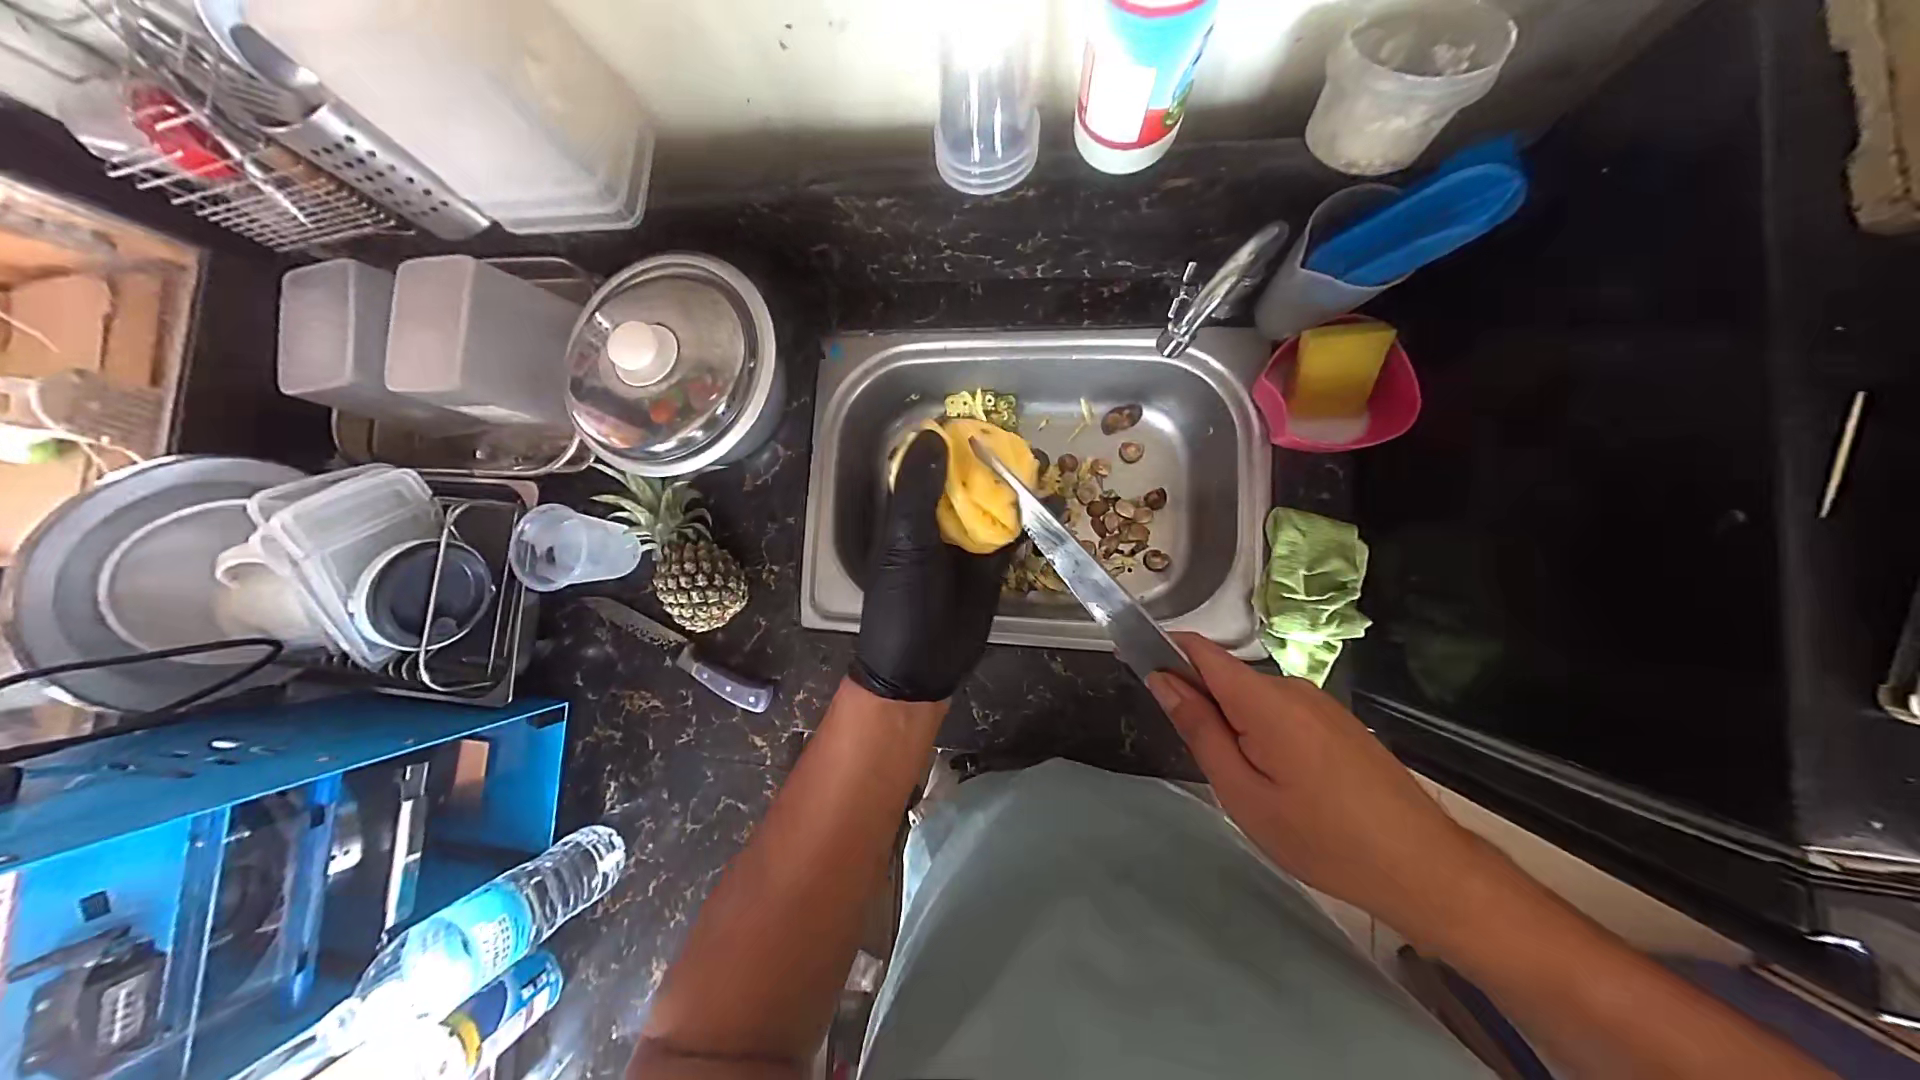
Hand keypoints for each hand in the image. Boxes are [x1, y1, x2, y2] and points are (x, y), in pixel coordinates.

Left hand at [851, 430, 1012, 701]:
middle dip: (990, 462)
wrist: (919, 665)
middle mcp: (937, 520)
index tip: (978, 418)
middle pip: (966, 481)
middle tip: (1019, 440)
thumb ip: (918, 492)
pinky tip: (1052, 505)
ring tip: (1039, 466)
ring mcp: (966, 543)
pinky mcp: (991, 566)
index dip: (950, 441)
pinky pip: (1012, 537)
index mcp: (908, 510)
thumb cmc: (901, 602)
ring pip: (993, 505)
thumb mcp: (905, 543)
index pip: (929, 463)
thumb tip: (933, 436)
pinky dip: (1031, 522)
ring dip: (1014, 488)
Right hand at [1148, 633, 1491, 927]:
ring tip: (1251, 785)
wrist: (1424, 868)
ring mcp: (1320, 703)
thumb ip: (1199, 729)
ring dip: (1234, 725)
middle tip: (1209, 766)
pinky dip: (1263, 734)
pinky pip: (1281, 713)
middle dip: (1202, 705)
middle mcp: (1292, 687)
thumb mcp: (1241, 791)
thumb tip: (1162, 680)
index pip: (1200, 650)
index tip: (1138, 668)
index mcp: (1264, 699)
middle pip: (1226, 677)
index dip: (1164, 651)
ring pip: (1253, 698)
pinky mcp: (1338, 722)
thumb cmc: (1321, 837)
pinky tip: (1284, 784)